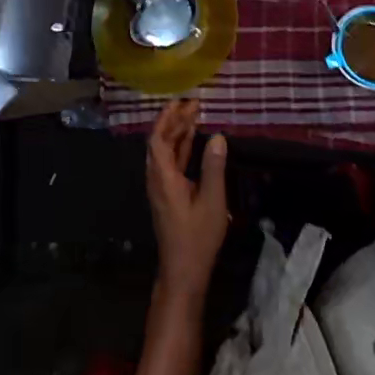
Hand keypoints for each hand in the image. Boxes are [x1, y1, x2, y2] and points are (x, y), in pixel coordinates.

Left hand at [145, 99, 228, 295]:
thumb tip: (217, 136)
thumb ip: (213, 168)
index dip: (167, 119)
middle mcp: (157, 180)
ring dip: (177, 133)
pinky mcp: (168, 196)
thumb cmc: (197, 237)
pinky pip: (170, 163)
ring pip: (164, 153)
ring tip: (194, 115)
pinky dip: (180, 147)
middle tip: (192, 104)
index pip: (158, 140)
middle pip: (159, 143)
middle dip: (173, 121)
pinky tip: (194, 141)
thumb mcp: (212, 201)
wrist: (183, 272)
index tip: (181, 102)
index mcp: (164, 179)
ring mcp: (161, 189)